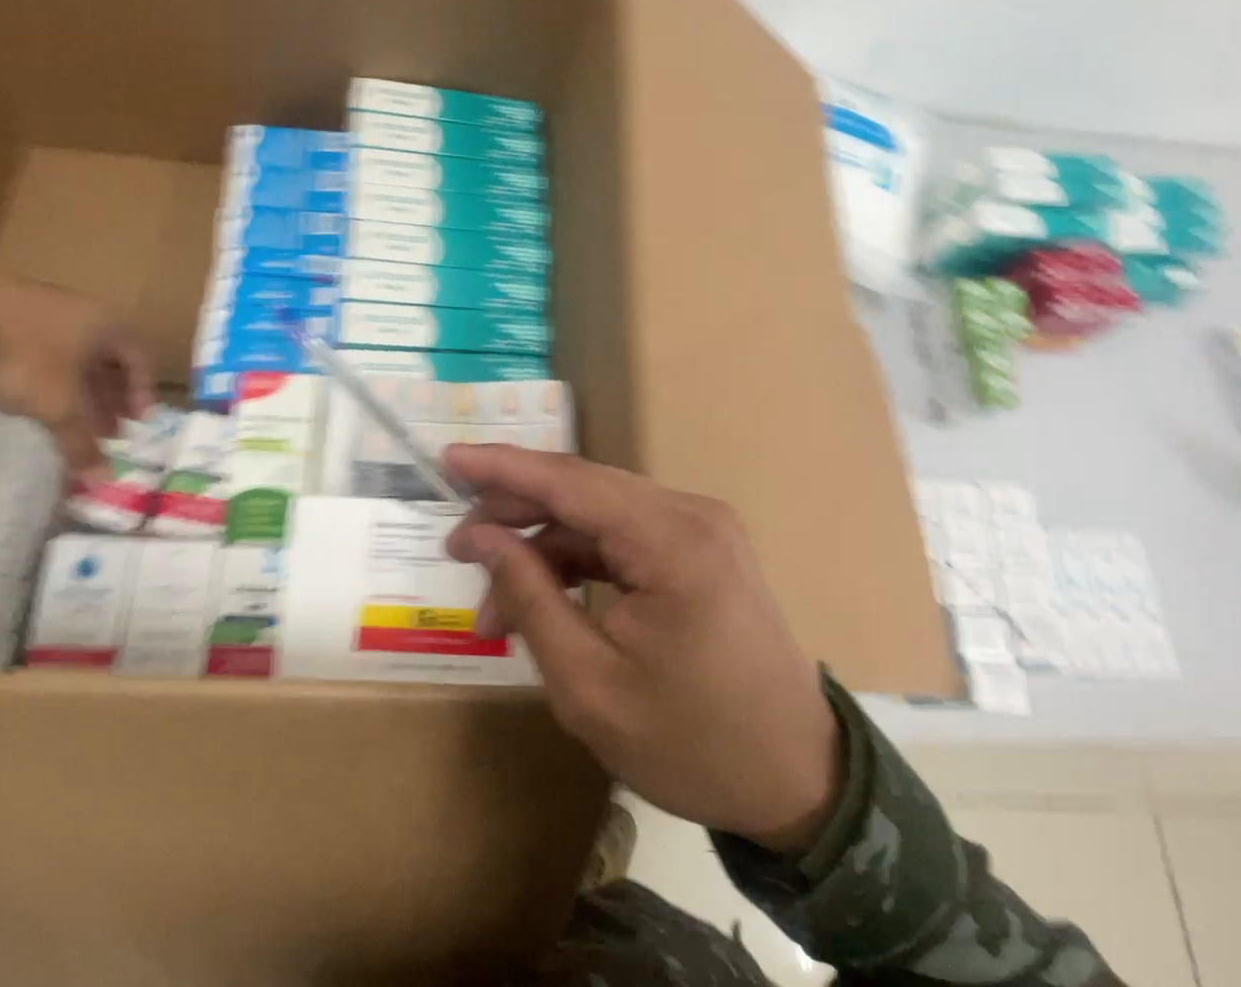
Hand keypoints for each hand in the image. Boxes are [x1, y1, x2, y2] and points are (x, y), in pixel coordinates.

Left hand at [0, 263, 152, 477]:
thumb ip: (82, 443)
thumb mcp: (58, 407)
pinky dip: (46, 377)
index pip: (140, 357)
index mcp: (104, 321)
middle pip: (106, 357)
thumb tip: (102, 479)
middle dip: (109, 398)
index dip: (143, 394)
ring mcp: (35, 306)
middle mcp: (77, 308)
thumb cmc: (22, 359)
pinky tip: (32, 399)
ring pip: (70, 353)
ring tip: (70, 423)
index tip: (134, 425)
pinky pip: (38, 348)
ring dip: (78, 390)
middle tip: (105, 432)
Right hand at [443, 444, 842, 851]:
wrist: (796, 780)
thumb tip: (480, 538)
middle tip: (457, 554)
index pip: (569, 481)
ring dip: (544, 551)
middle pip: (583, 491)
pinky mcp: (705, 554)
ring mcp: (705, 533)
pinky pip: (626, 539)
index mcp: (673, 542)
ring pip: (600, 517)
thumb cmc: (690, 744)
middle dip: (514, 516)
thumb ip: (530, 597)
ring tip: (497, 612)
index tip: (445, 460)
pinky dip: (580, 564)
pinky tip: (547, 603)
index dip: (501, 467)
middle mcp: (694, 517)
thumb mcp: (588, 683)